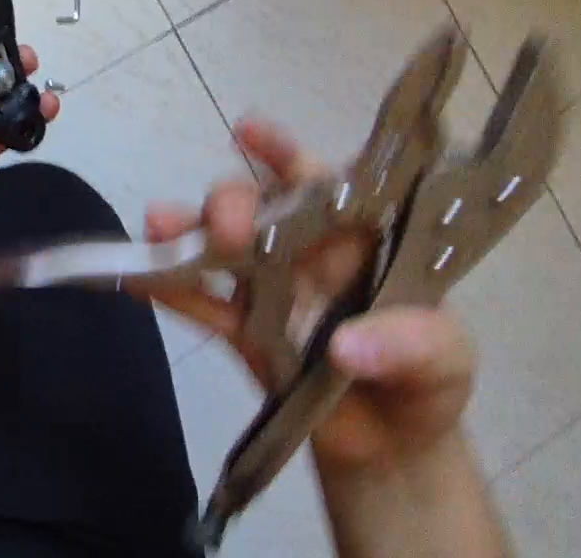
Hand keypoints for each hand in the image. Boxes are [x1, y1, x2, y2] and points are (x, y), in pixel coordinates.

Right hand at [142, 121, 475, 472]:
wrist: (389, 450)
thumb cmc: (426, 385)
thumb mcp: (446, 362)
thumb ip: (409, 346)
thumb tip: (344, 347)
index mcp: (354, 240)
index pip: (322, 182)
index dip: (284, 152)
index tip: (248, 131)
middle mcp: (301, 249)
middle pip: (256, 206)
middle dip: (231, 201)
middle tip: (224, 225)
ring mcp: (264, 285)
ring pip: (215, 243)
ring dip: (183, 230)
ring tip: (157, 227)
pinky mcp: (239, 326)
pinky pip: (196, 300)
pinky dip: (164, 287)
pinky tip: (135, 278)